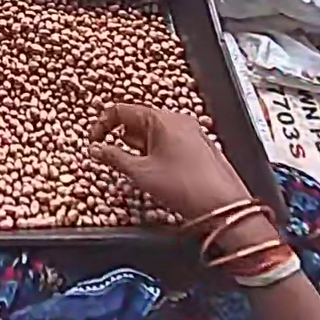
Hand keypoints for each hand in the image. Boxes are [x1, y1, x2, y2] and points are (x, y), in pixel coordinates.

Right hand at [88, 104, 248, 217]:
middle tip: (115, 159)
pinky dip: (155, 152)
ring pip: (153, 132)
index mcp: (160, 119)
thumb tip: (95, 149)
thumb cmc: (184, 186)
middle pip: (137, 120)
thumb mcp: (140, 173)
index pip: (120, 110)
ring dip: (138, 147)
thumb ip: (113, 157)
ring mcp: (191, 132)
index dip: (102, 125)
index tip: (94, 142)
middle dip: (122, 138)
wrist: (225, 209)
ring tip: (138, 169)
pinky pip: (168, 141)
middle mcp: (177, 119)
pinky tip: (157, 172)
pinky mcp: (199, 146)